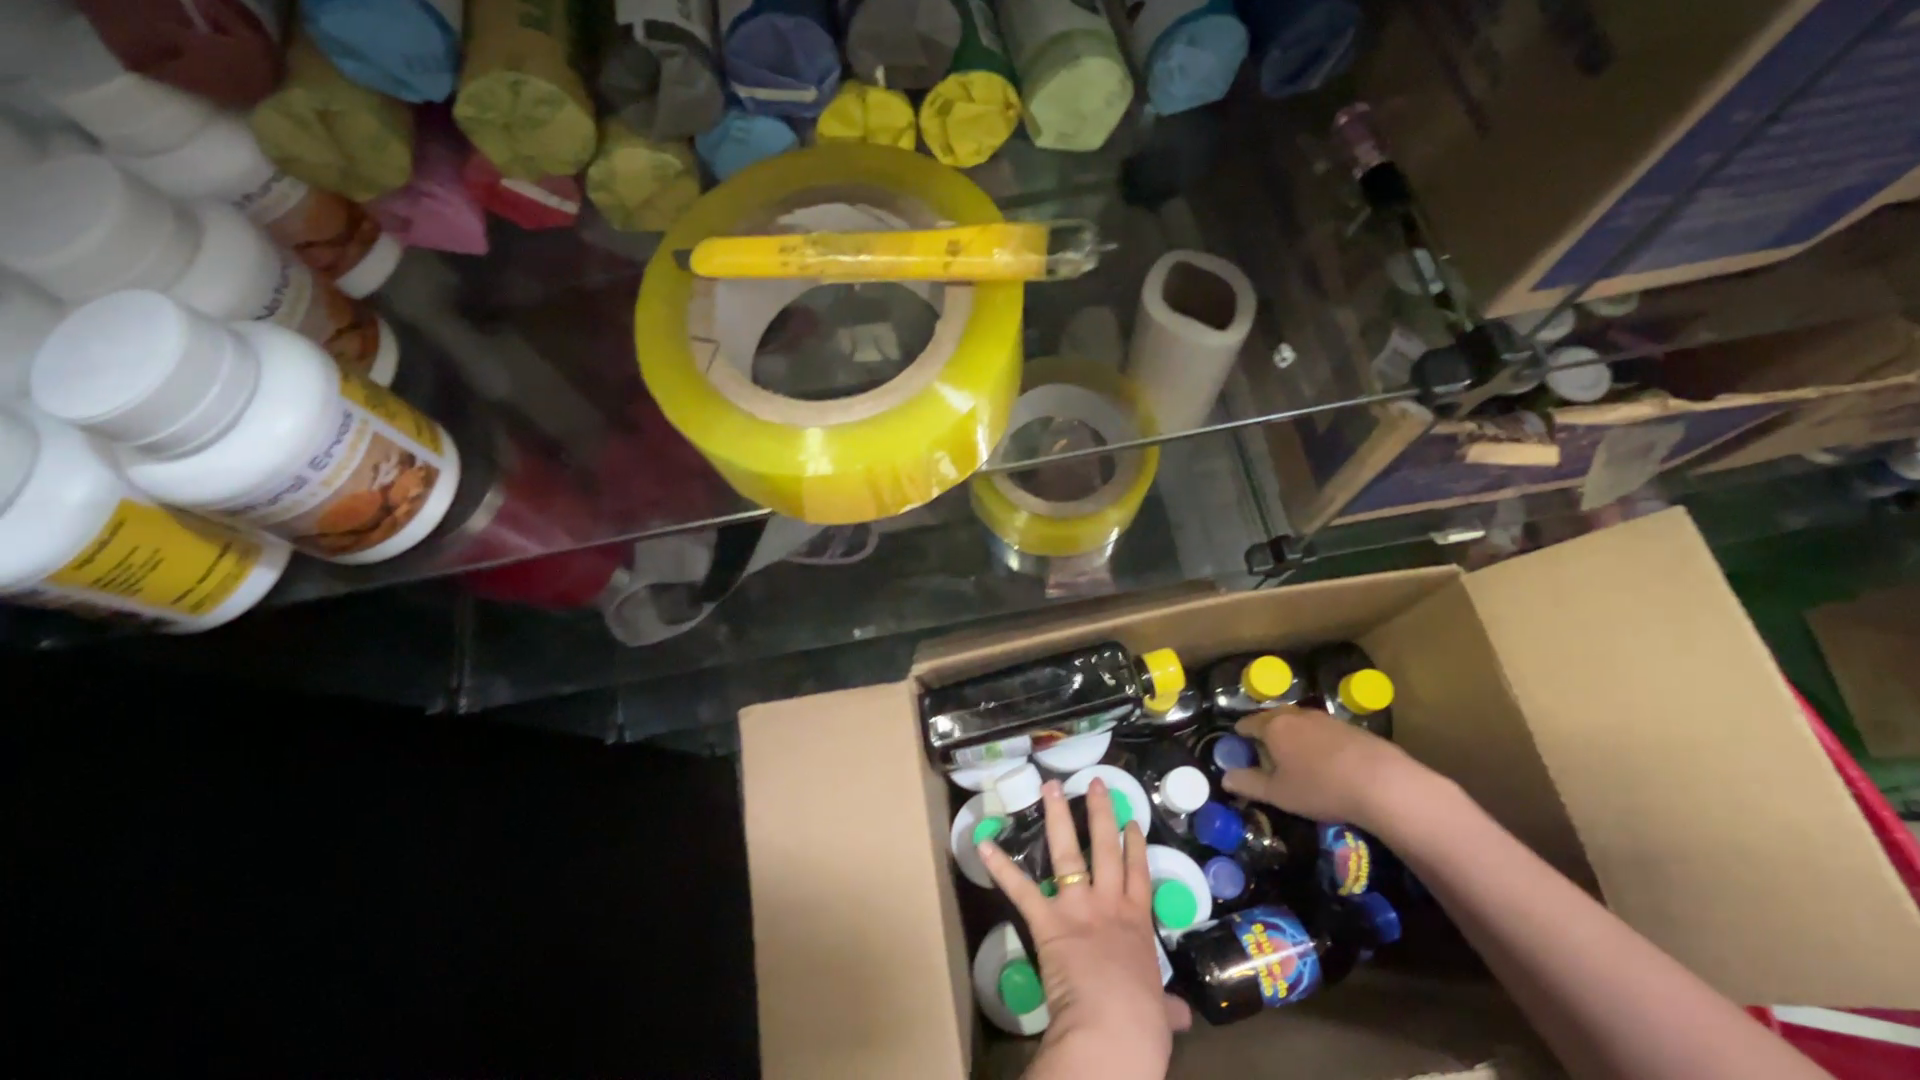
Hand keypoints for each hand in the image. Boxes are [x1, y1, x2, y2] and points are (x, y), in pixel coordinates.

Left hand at [977, 778, 1189, 1079]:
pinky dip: (1000, 867)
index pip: (1138, 872)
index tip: (1131, 820)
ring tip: (1049, 787)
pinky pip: (1020, 888)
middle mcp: (1109, 904)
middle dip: (1100, 812)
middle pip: (1107, 848)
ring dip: (1057, 818)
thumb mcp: (1159, 1008)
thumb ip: (1167, 1006)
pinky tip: (984, 844)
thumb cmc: (1141, 1019)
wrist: (1115, 1023)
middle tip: (1094, 782)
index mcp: (1137, 923)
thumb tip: (1179, 1017)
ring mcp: (1078, 906)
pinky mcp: (1047, 919)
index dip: (1135, 844)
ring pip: (1068, 853)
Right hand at [1220, 707, 1426, 828]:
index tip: (1238, 747)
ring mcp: (1326, 719)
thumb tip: (1225, 777)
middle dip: (1266, 733)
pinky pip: (1323, 732)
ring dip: (1293, 737)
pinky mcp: (1351, 728)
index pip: (1248, 723)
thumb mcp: (1278, 793)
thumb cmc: (1319, 787)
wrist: (1382, 782)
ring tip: (1296, 759)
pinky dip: (1317, 743)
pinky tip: (1326, 762)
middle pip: (1274, 719)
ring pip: (1300, 724)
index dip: (1240, 735)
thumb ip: (1248, 783)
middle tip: (1265, 754)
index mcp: (1274, 726)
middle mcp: (1297, 715)